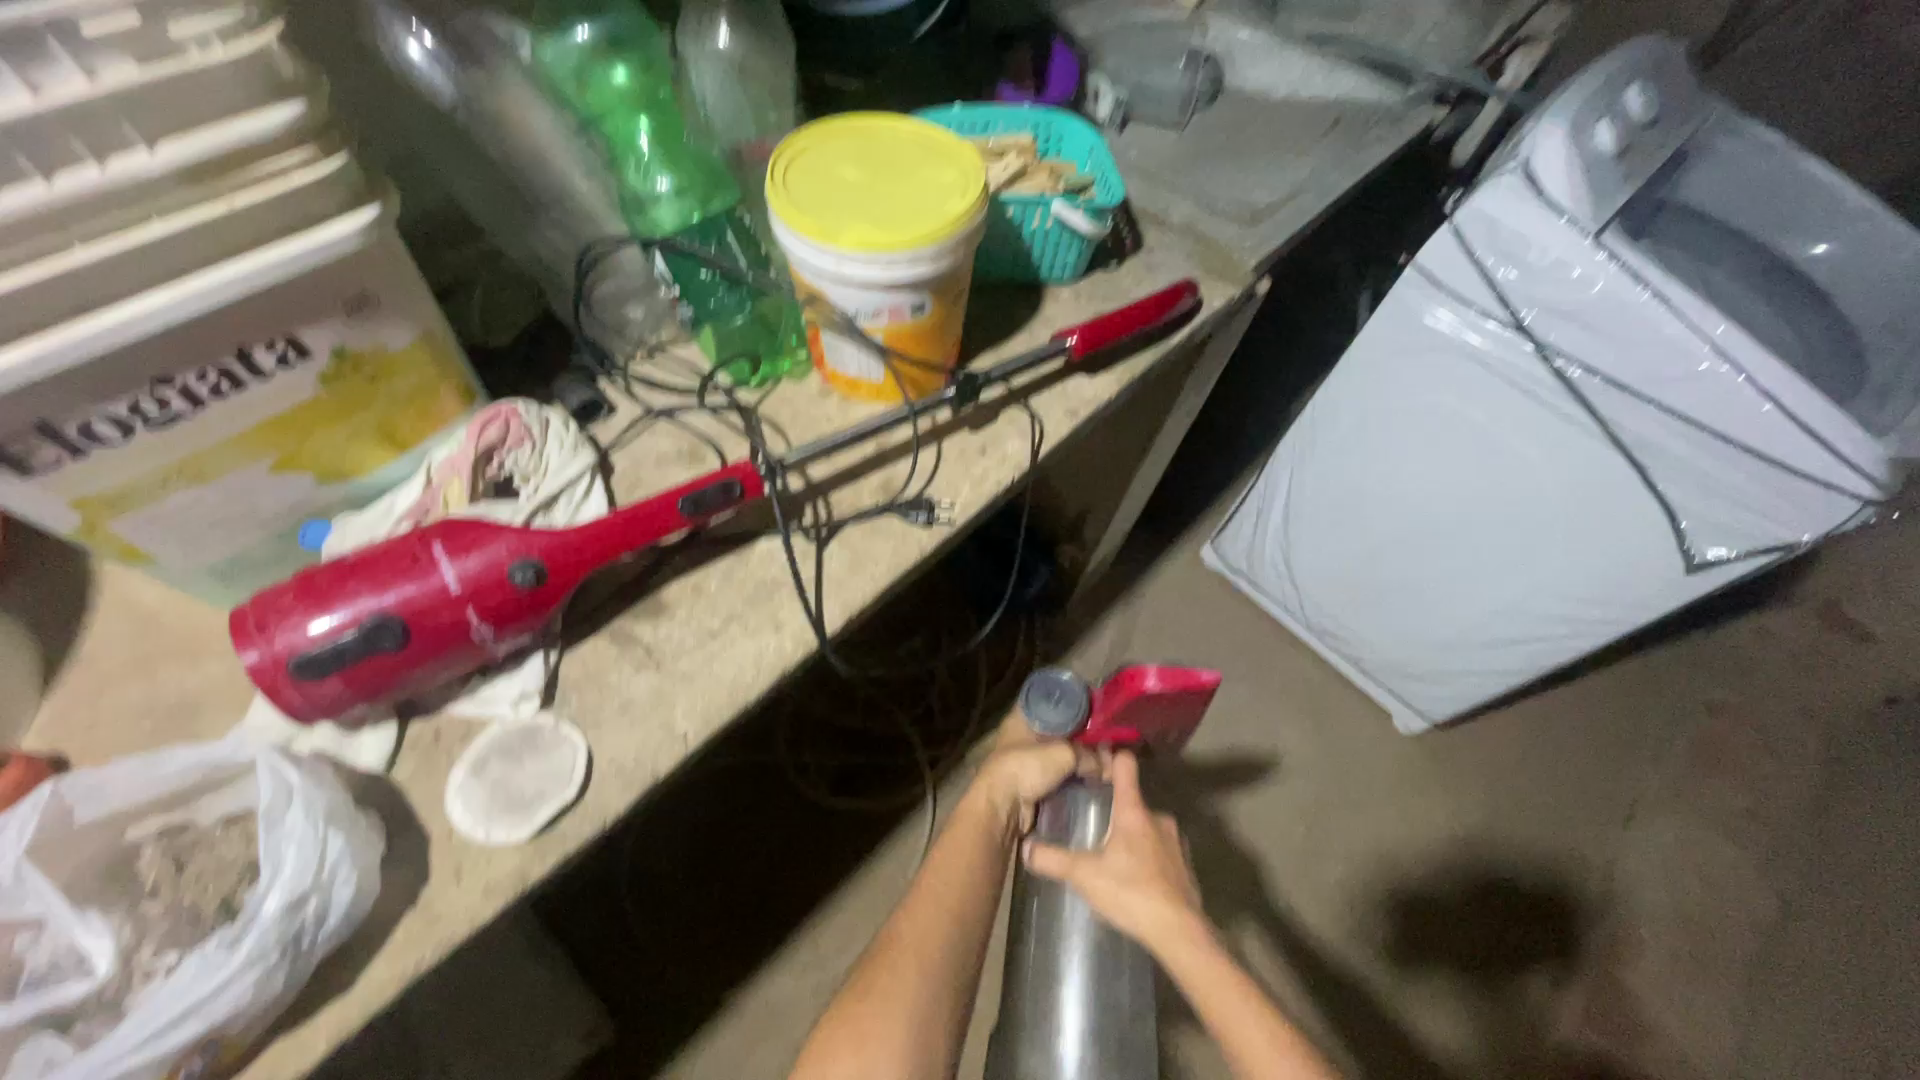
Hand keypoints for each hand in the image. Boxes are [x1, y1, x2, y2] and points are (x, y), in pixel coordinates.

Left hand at [971, 709, 1098, 834]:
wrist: (1002, 808)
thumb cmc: (1026, 767)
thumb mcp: (1064, 753)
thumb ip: (1089, 755)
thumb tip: (1107, 766)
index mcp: (1024, 716)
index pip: (1053, 701)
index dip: (1076, 703)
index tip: (1099, 710)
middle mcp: (1024, 734)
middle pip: (1061, 730)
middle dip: (1084, 738)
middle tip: (1109, 743)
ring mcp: (1027, 759)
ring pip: (1062, 755)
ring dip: (1081, 761)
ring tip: (1107, 764)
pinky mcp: (1033, 783)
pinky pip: (1060, 776)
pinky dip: (1074, 778)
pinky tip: (1094, 779)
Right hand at [1022, 749, 1206, 952]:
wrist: (1180, 932)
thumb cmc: (1131, 893)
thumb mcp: (1084, 875)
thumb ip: (1053, 860)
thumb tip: (1025, 848)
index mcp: (1133, 811)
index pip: (1125, 767)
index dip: (1112, 758)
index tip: (1099, 759)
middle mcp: (1158, 819)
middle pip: (1134, 803)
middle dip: (1117, 813)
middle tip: (1096, 828)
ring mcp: (1177, 842)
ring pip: (1149, 830)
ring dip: (1134, 839)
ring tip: (1115, 860)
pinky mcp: (1186, 867)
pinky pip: (1163, 854)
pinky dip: (1149, 861)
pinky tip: (1136, 882)